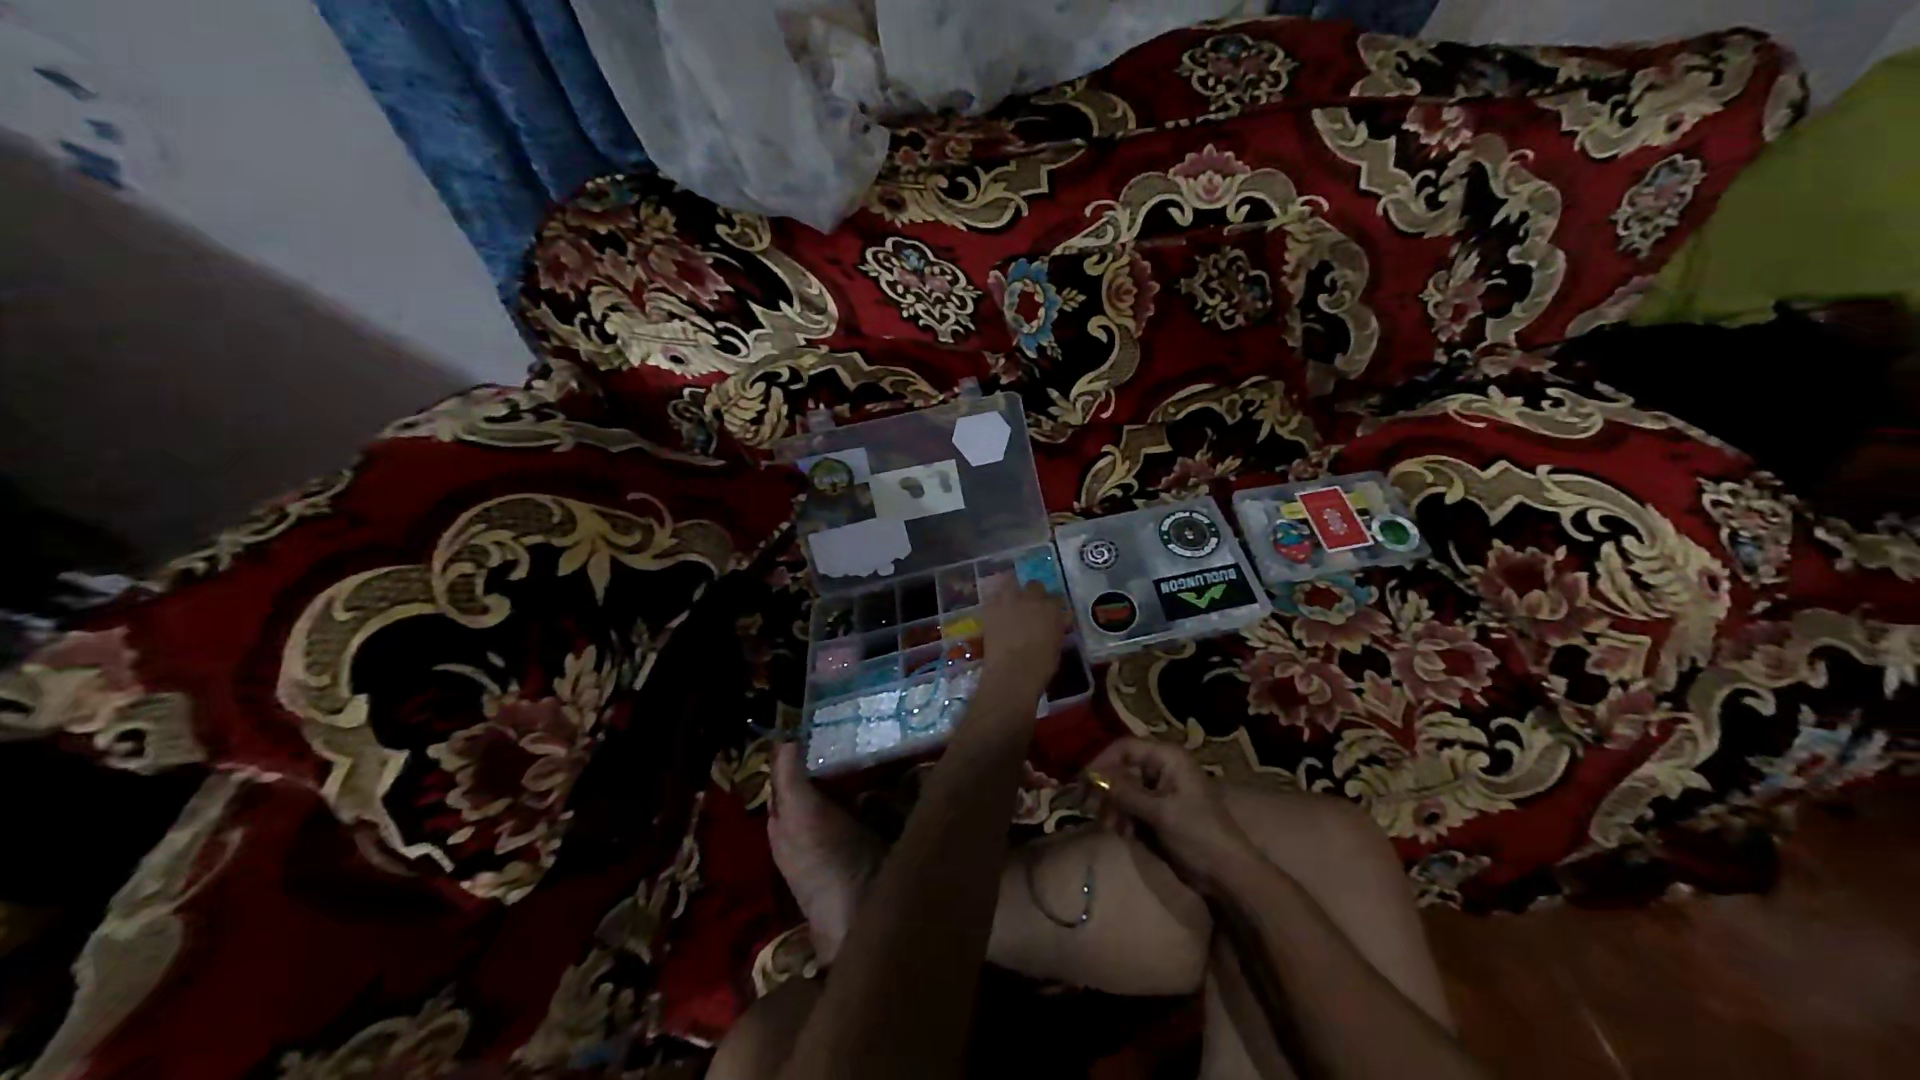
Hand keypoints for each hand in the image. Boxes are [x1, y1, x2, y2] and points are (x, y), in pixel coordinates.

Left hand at [978, 579, 1067, 699]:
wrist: (1013, 672)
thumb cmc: (1041, 665)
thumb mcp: (1057, 645)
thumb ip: (1056, 628)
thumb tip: (1057, 622)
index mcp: (1052, 608)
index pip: (1056, 598)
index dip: (1053, 605)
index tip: (1051, 612)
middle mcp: (1032, 598)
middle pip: (1034, 585)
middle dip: (1034, 593)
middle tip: (1031, 605)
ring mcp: (1009, 600)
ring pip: (1011, 582)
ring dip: (1012, 589)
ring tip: (1011, 599)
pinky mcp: (991, 607)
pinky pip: (993, 596)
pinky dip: (996, 600)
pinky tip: (996, 609)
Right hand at [1087, 738, 1262, 896]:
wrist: (1227, 873)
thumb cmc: (1198, 834)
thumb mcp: (1159, 812)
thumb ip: (1125, 792)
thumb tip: (1091, 777)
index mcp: (1169, 759)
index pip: (1126, 748)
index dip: (1102, 761)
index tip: (1083, 781)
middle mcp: (1164, 769)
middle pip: (1123, 768)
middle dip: (1106, 788)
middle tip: (1088, 807)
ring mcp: (1161, 791)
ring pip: (1125, 789)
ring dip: (1113, 807)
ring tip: (1109, 827)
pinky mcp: (1160, 812)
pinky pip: (1132, 807)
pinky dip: (1123, 818)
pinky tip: (1122, 833)